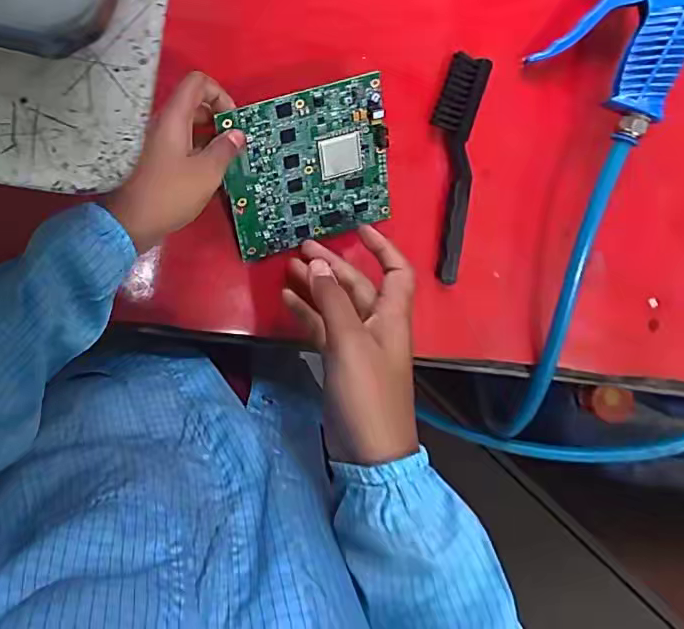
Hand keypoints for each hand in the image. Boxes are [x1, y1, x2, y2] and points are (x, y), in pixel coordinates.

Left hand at [104, 71, 245, 251]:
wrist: (128, 222)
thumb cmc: (168, 195)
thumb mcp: (207, 173)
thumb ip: (226, 149)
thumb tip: (237, 134)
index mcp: (173, 117)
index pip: (198, 82)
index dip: (220, 93)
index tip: (232, 120)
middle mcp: (162, 122)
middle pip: (194, 102)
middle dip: (218, 117)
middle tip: (233, 142)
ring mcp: (156, 139)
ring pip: (188, 123)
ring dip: (209, 134)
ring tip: (225, 158)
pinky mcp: (154, 156)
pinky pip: (180, 140)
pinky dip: (197, 147)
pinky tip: (208, 169)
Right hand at [283, 225, 418, 465]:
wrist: (370, 455)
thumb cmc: (367, 394)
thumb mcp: (349, 342)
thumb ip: (332, 300)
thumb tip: (316, 263)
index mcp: (391, 317)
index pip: (396, 271)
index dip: (381, 247)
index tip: (358, 227)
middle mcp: (377, 326)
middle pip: (357, 285)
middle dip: (332, 263)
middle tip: (302, 246)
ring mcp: (357, 344)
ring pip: (335, 304)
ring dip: (314, 285)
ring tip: (287, 267)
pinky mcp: (340, 362)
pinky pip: (322, 326)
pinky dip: (306, 311)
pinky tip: (287, 300)